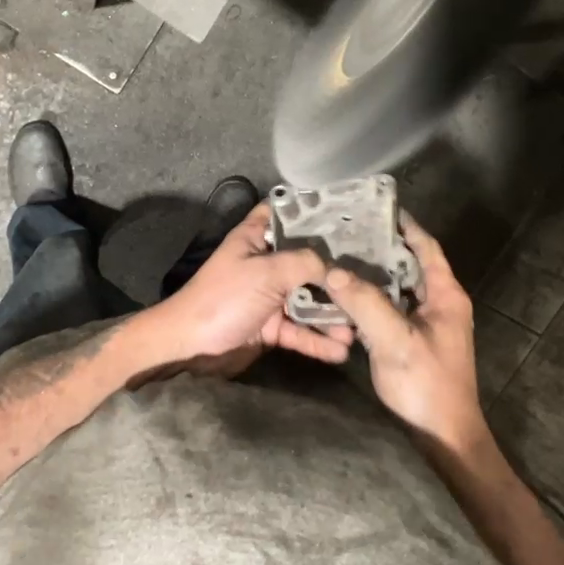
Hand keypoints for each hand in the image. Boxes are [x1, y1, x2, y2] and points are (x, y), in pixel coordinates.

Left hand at [134, 203, 353, 375]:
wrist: (189, 347)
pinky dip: (318, 341)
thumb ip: (305, 264)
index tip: (352, 217)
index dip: (315, 213)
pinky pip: (300, 332)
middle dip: (337, 273)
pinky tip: (341, 351)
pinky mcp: (270, 328)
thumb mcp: (265, 272)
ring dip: (332, 314)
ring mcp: (268, 297)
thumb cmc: (223, 298)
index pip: (288, 214)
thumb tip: (338, 269)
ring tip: (360, 326)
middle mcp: (265, 264)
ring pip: (308, 300)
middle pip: (308, 262)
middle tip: (374, 278)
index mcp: (256, 238)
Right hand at [324, 212, 486, 452]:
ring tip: (339, 255)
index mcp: (446, 296)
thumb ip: (365, 303)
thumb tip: (332, 271)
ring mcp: (426, 324)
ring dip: (373, 272)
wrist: (443, 435)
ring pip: (397, 288)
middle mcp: (439, 304)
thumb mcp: (395, 340)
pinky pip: (389, 309)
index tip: (377, 206)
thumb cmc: (426, 385)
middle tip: (346, 229)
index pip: (427, 248)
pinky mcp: (412, 341)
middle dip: (381, 246)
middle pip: (409, 264)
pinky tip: (343, 294)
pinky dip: (369, 298)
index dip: (405, 226)